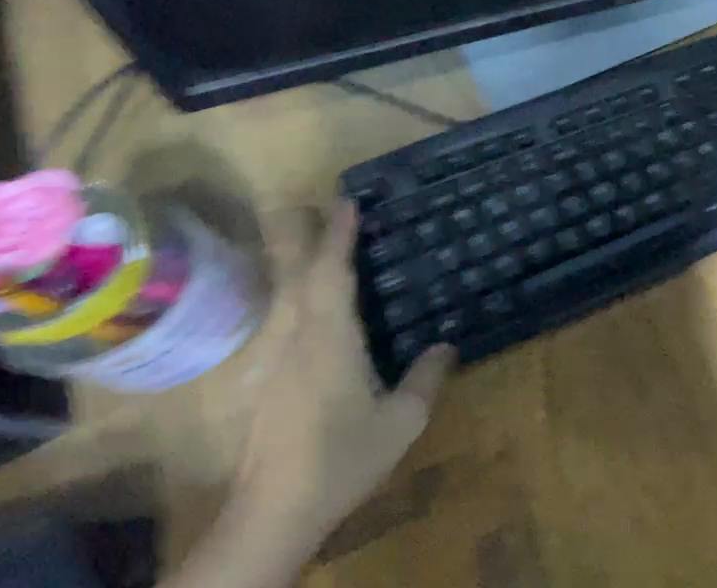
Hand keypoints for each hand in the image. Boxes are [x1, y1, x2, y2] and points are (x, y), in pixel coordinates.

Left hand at [234, 203, 454, 547]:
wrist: (273, 514)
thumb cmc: (342, 460)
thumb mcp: (401, 422)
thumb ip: (425, 378)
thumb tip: (445, 344)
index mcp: (330, 342)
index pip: (331, 276)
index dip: (339, 238)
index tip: (347, 202)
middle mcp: (297, 342)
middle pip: (297, 278)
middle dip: (305, 238)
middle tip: (317, 205)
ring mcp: (278, 363)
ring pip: (287, 300)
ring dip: (299, 265)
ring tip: (317, 242)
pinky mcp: (270, 384)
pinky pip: (288, 322)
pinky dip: (301, 297)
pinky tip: (313, 306)